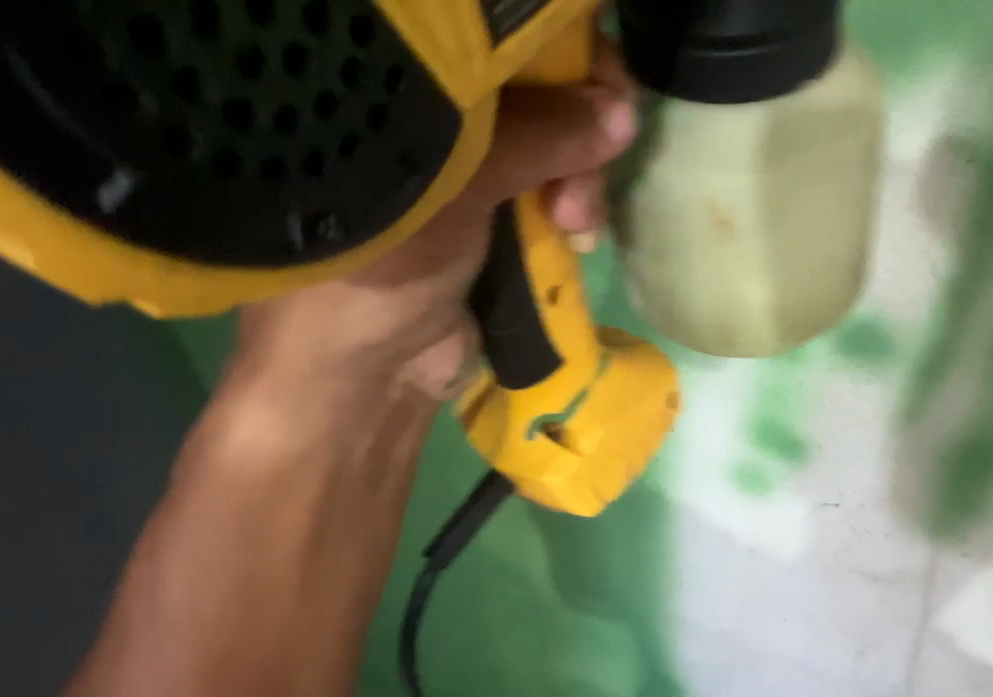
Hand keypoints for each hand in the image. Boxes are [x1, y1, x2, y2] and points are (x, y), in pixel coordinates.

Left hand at [228, 40, 637, 427]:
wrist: (373, 366)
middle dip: (576, 124)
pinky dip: (575, 207)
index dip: (553, 45)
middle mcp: (438, 107)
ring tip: (571, 225)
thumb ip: (539, 138)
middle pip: (538, 79)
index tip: (593, 78)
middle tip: (579, 173)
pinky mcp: (500, 210)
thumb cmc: (384, 256)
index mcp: (403, 81)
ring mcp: (472, 161)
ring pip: (559, 137)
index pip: (491, 34)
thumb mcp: (458, 182)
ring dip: (580, 179)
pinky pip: (558, 187)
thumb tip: (619, 110)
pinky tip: (573, 235)